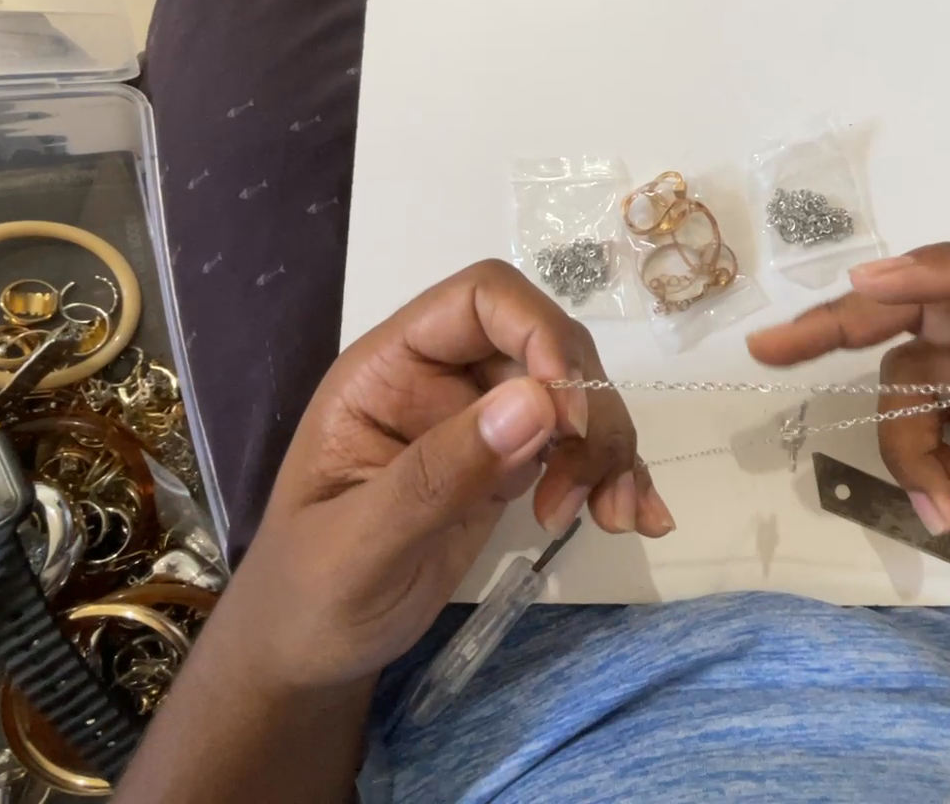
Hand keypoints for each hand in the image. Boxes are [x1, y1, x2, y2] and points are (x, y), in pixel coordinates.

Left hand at [225, 260, 673, 688]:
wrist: (315, 650)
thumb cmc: (311, 595)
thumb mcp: (361, 544)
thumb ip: (440, 472)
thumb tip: (538, 400)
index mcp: (391, 368)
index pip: (481, 299)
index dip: (538, 332)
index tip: (566, 414)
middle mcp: (445, 378)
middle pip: (547, 343)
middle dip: (584, 410)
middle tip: (577, 494)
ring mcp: (483, 418)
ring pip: (576, 394)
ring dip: (606, 449)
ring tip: (610, 520)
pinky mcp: (512, 461)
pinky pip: (580, 445)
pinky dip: (616, 474)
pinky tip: (638, 517)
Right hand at [747, 237, 949, 625]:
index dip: (940, 270)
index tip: (871, 283)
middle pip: (930, 302)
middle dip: (853, 318)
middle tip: (777, 344)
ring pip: (908, 363)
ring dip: (900, 428)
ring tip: (932, 497)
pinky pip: (913, 415)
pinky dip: (914, 461)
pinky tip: (944, 508)